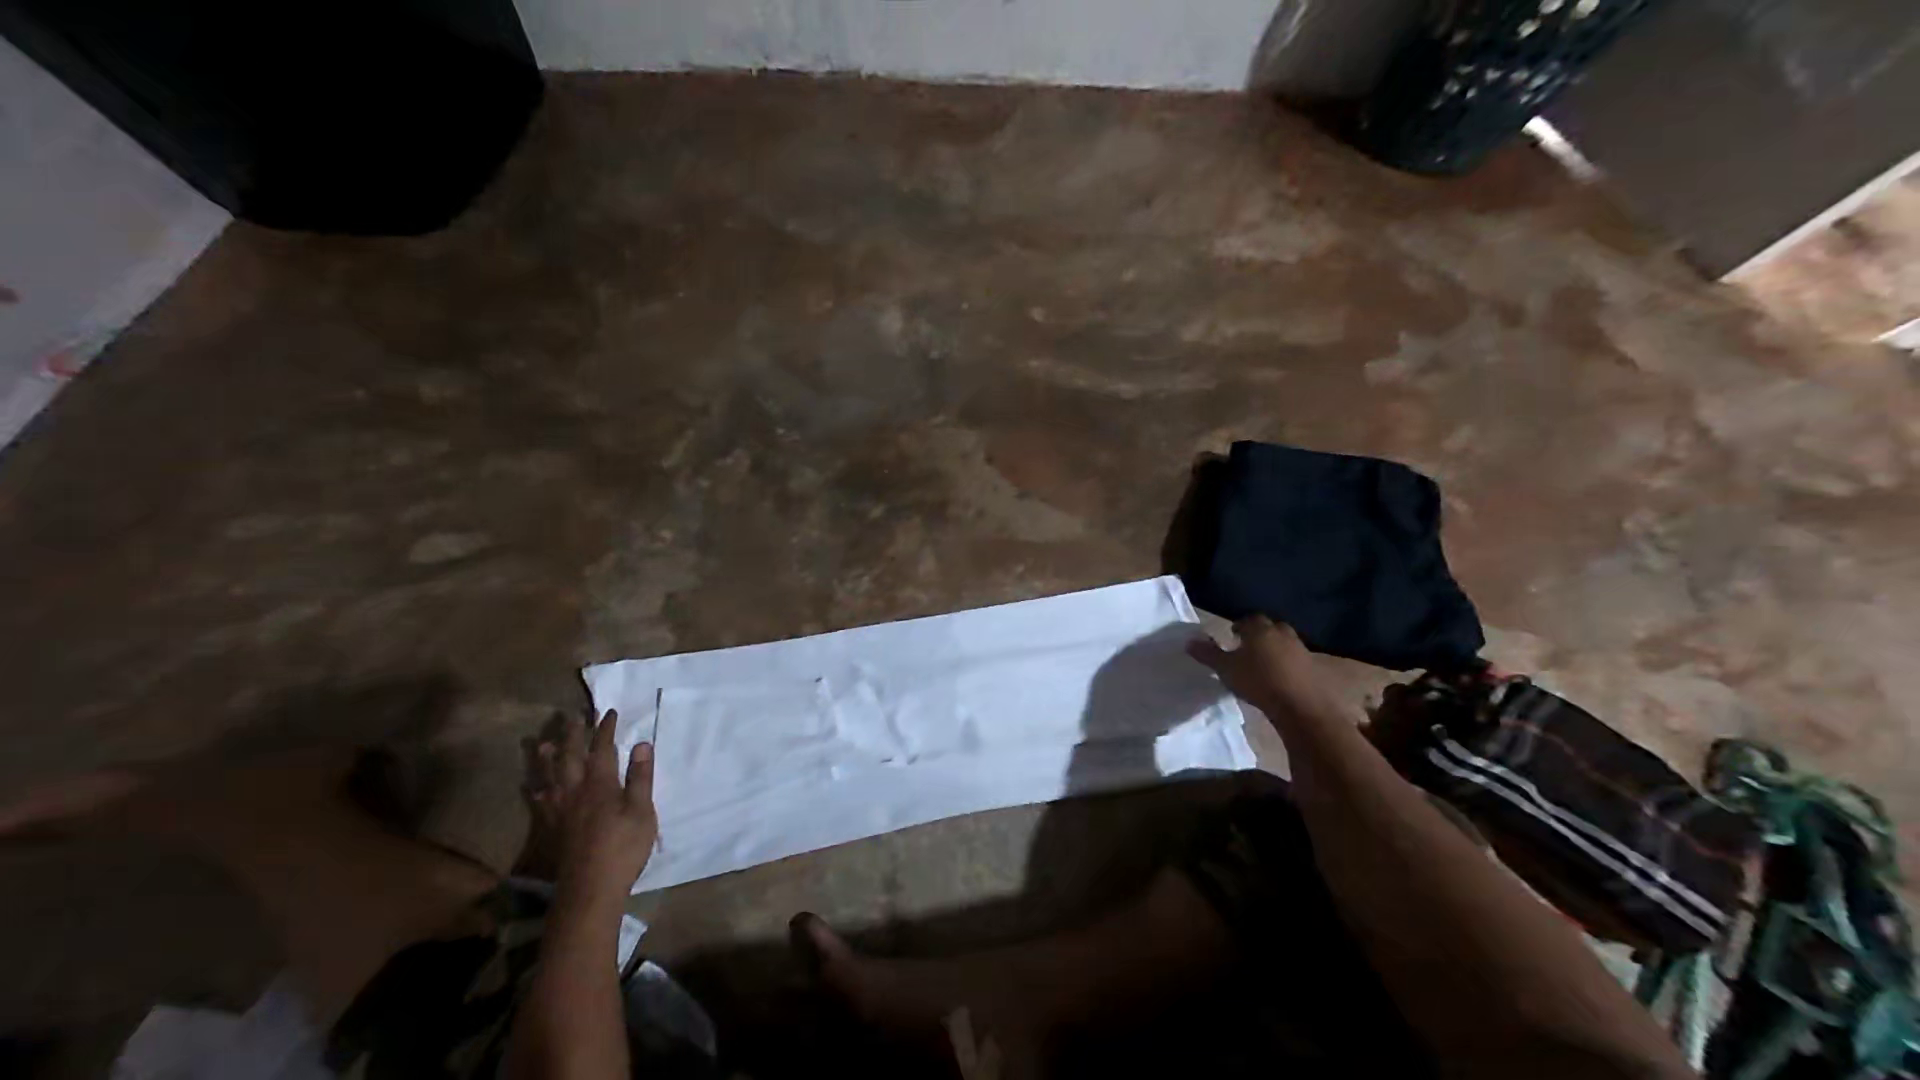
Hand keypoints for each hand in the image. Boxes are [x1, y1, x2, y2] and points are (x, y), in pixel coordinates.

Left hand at [531, 709, 656, 902]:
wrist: (590, 889)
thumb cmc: (623, 847)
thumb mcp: (642, 810)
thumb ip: (640, 777)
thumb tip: (642, 744)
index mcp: (600, 785)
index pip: (602, 750)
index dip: (605, 730)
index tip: (608, 712)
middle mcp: (576, 793)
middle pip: (570, 758)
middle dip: (573, 736)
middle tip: (572, 717)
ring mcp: (561, 812)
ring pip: (550, 779)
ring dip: (547, 759)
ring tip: (542, 744)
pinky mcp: (553, 830)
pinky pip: (540, 805)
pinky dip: (536, 793)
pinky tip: (534, 790)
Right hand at [1187, 616, 1346, 725]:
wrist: (1301, 705)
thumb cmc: (1258, 681)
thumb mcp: (1225, 669)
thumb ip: (1208, 654)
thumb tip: (1189, 642)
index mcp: (1259, 629)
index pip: (1248, 620)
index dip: (1239, 626)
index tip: (1232, 637)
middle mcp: (1281, 633)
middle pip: (1270, 627)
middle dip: (1259, 634)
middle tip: (1248, 647)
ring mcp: (1301, 649)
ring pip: (1285, 642)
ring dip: (1275, 648)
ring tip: (1263, 663)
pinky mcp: (1314, 667)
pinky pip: (1296, 659)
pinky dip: (1288, 664)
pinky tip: (1280, 677)